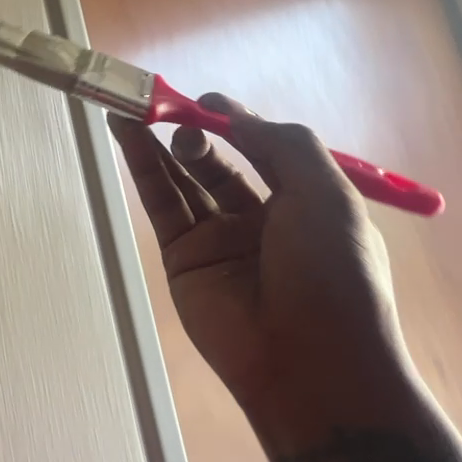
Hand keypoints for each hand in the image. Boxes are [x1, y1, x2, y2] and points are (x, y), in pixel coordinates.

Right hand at [108, 95, 410, 413]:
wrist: (309, 361)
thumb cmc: (333, 274)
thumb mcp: (329, 196)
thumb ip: (283, 144)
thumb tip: (230, 113)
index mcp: (307, 205)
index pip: (266, 152)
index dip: (237, 122)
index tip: (205, 100)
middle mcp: (261, 219)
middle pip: (218, 163)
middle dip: (194, 132)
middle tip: (165, 107)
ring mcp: (218, 239)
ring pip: (182, 179)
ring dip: (158, 143)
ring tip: (134, 110)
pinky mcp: (181, 256)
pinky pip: (161, 203)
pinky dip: (142, 167)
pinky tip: (128, 135)